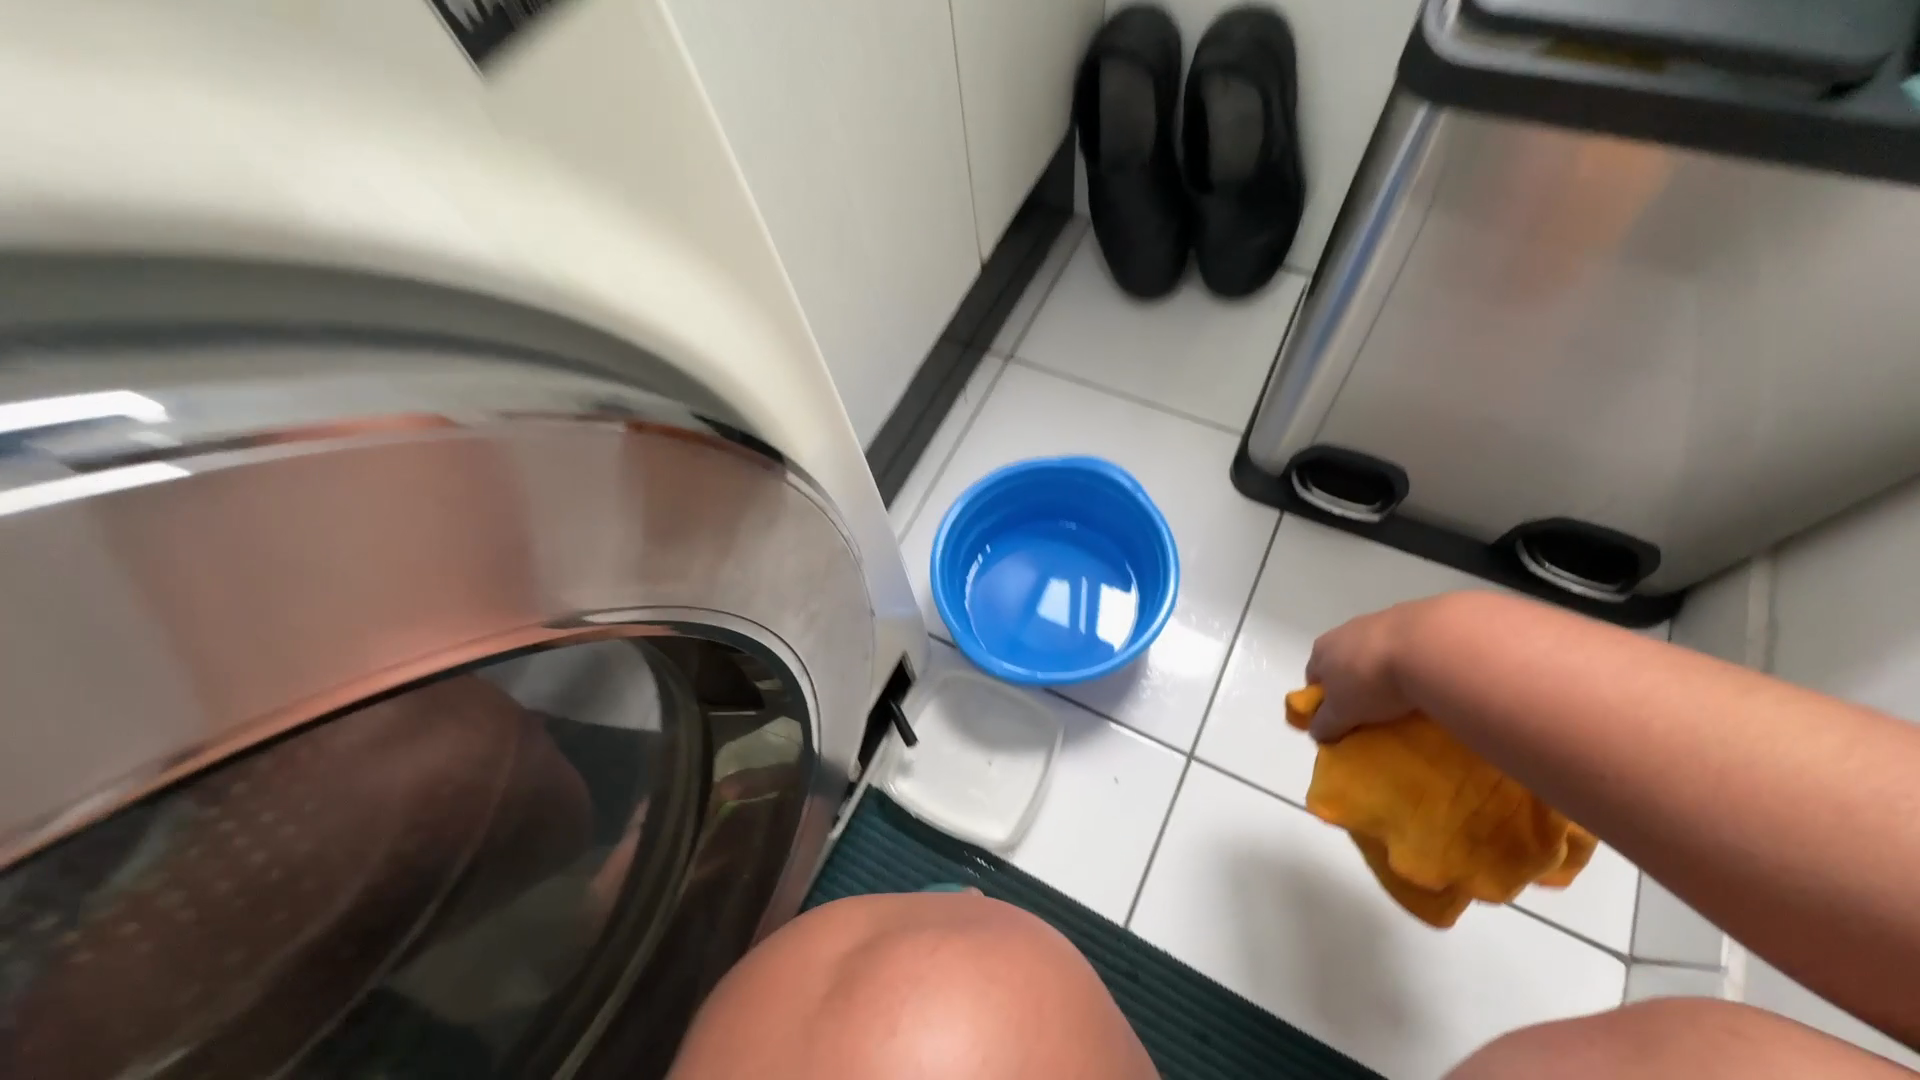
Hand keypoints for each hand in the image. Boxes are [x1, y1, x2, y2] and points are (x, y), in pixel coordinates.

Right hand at [1302, 601, 1424, 741]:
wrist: (1426, 647)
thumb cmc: (1371, 681)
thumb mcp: (1341, 713)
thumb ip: (1325, 723)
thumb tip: (1318, 732)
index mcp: (1321, 650)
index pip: (1313, 678)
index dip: (1324, 700)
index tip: (1340, 719)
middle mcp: (1344, 631)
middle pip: (1344, 663)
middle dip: (1354, 685)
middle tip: (1371, 711)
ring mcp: (1378, 622)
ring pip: (1374, 654)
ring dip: (1383, 672)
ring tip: (1403, 698)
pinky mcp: (1412, 619)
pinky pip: (1404, 648)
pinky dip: (1410, 662)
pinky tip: (1424, 680)